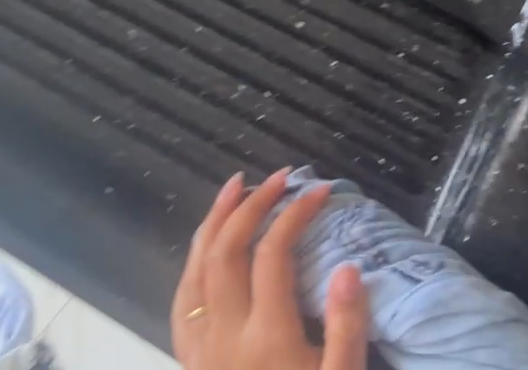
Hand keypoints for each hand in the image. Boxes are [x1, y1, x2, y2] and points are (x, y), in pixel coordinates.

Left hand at [171, 168, 370, 369]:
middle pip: (227, 251)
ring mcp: (201, 352)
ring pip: (195, 271)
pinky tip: (207, 247)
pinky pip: (181, 302)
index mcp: (266, 338)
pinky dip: (195, 261)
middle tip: (280, 177)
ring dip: (215, 222)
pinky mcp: (192, 365)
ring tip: (235, 187)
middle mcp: (225, 338)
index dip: (295, 213)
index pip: (273, 254)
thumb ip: (346, 327)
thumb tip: (345, 265)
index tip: (321, 190)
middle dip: (252, 205)